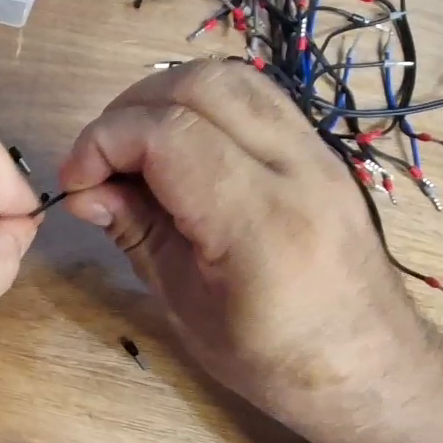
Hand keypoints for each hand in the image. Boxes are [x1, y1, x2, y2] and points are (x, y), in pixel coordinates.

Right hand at [57, 60, 435, 434]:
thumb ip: (135, 234)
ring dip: (162, 99)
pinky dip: (199, 105)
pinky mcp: (320, 150)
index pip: (168, 135)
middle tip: (96, 163)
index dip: (103, 142)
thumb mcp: (184, 306)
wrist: (368, 365)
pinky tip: (175, 149)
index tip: (74, 182)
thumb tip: (83, 193)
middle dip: (126, 113)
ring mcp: (317, 151)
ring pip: (229, 78)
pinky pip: (252, 97)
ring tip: (130, 150)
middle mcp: (296, 169)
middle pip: (199, 87)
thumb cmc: (270, 358)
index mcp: (259, 224)